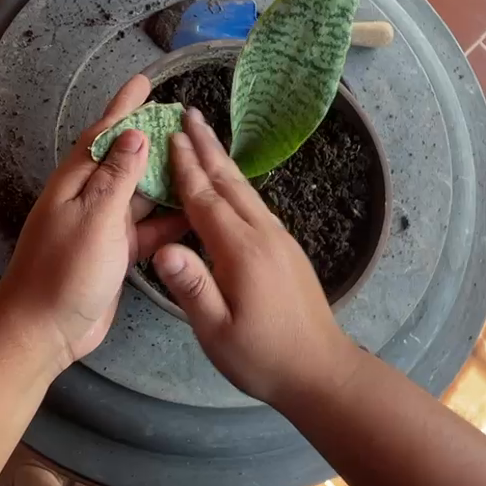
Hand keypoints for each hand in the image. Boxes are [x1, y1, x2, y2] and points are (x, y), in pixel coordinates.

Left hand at [0, 75, 188, 371]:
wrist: (44, 330)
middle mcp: (89, 197)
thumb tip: (134, 133)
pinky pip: (145, 227)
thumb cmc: (64, 271)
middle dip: (152, 139)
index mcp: (77, 181)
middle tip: (184, 122)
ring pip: (140, 194)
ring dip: (165, 180)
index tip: (144, 81)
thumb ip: (117, 177)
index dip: (123, 106)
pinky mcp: (115, 252)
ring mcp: (102, 225)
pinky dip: (167, 220)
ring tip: (198, 162)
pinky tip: (193, 214)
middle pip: (126, 159)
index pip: (103, 133)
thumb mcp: (94, 218)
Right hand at [153, 108, 361, 406]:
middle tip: (190, 113)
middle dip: (207, 146)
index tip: (171, 136)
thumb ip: (191, 287)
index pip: (205, 199)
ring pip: (245, 190)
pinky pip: (255, 203)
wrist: (323, 372)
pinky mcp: (287, 249)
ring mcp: (279, 239)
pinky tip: (229, 183)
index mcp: (241, 250)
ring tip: (205, 136)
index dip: (185, 167)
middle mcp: (263, 234)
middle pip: (229, 181)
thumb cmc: (263, 358)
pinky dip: (235, 183)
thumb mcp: (218, 331)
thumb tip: (162, 248)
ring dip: (222, 160)